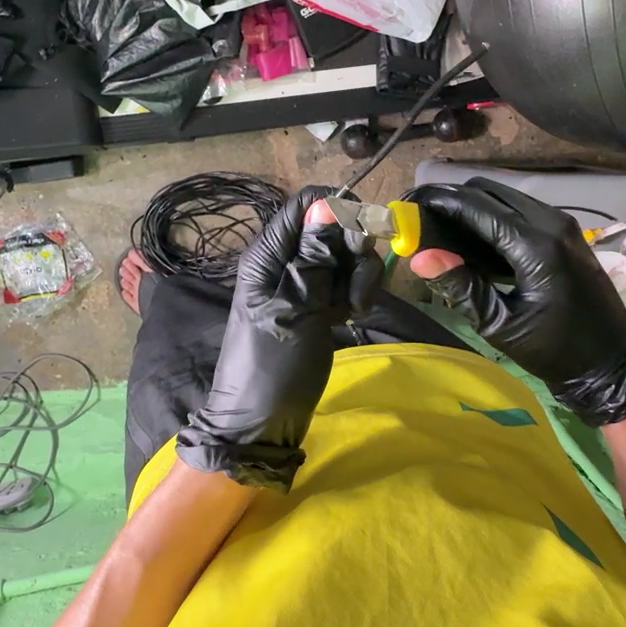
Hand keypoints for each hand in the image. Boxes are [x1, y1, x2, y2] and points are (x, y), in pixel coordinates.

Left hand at [176, 188, 379, 489]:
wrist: (262, 422)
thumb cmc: (272, 365)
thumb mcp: (295, 309)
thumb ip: (314, 257)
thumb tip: (328, 205)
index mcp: (268, 255)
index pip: (305, 204)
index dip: (338, 210)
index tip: (362, 237)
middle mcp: (286, 261)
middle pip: (333, 227)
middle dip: (356, 249)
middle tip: (358, 289)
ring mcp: (304, 283)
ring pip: (346, 255)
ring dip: (361, 276)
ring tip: (355, 310)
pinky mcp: (320, 305)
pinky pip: (347, 282)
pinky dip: (358, 294)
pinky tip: (354, 316)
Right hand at [405, 178, 625, 424]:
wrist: (611, 359)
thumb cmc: (554, 349)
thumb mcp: (501, 325)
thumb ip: (461, 287)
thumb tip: (421, 257)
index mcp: (535, 245)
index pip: (476, 206)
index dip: (438, 202)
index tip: (409, 204)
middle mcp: (551, 222)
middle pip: (489, 191)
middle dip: (452, 199)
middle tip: (421, 218)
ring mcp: (562, 223)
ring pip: (505, 197)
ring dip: (472, 206)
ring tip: (440, 228)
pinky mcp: (565, 230)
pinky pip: (521, 210)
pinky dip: (493, 215)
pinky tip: (473, 239)